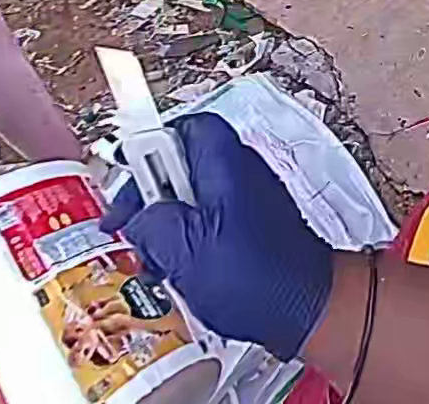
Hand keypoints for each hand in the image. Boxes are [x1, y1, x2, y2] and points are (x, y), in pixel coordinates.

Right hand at [99, 112, 331, 359]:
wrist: (301, 302)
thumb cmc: (253, 272)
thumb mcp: (183, 247)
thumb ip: (151, 220)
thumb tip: (138, 215)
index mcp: (226, 162)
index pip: (188, 126)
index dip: (152, 145)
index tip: (127, 171)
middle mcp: (240, 169)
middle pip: (183, 162)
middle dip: (152, 193)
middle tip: (131, 223)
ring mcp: (247, 193)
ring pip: (191, 193)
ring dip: (166, 222)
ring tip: (155, 258)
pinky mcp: (250, 220)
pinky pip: (207, 216)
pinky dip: (186, 237)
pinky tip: (176, 269)